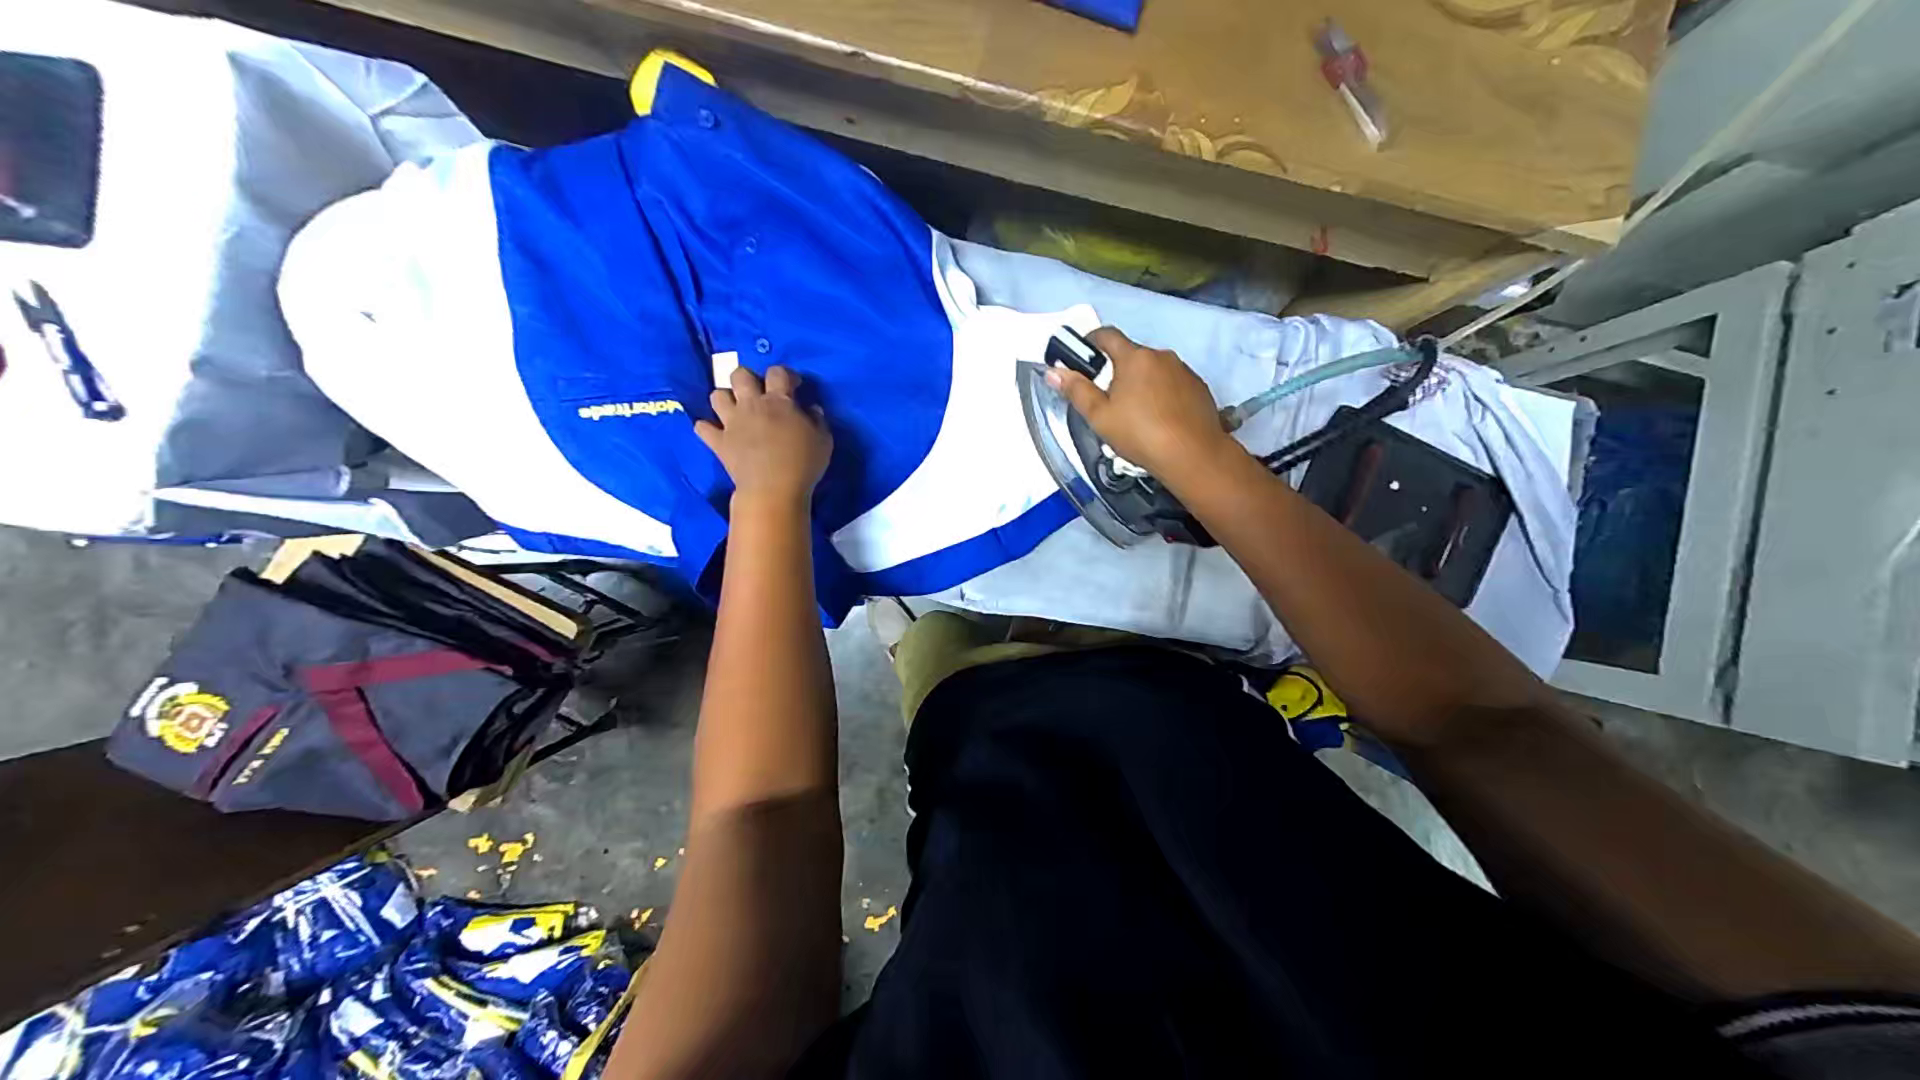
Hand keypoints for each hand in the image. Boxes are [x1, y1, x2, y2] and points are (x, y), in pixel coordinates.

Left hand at [695, 365, 832, 504]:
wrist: (773, 489)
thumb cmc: (803, 463)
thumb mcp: (824, 440)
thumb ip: (818, 419)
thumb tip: (811, 408)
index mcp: (778, 400)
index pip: (778, 372)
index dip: (785, 374)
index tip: (793, 385)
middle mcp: (751, 404)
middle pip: (740, 374)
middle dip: (748, 378)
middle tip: (758, 393)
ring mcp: (731, 422)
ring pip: (717, 395)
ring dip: (725, 398)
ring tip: (735, 409)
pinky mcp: (719, 442)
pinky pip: (702, 428)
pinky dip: (706, 427)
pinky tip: (714, 431)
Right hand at [1046, 328, 1241, 485]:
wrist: (1193, 455)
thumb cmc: (1140, 434)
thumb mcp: (1099, 416)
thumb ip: (1076, 390)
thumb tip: (1053, 371)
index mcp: (1134, 358)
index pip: (1107, 335)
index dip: (1090, 341)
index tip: (1081, 356)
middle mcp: (1162, 356)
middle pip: (1132, 355)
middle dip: (1117, 371)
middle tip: (1107, 400)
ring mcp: (1184, 371)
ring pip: (1154, 371)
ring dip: (1142, 384)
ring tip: (1136, 415)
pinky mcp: (1199, 388)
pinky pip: (1174, 385)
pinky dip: (1163, 395)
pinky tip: (1160, 420)